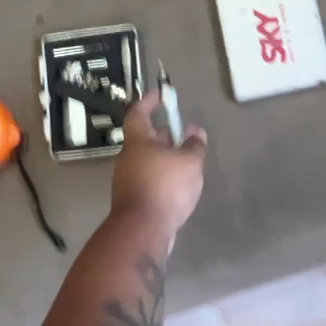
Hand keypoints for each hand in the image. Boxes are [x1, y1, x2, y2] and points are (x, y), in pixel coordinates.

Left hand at [111, 88, 207, 232]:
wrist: (142, 231)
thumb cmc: (164, 187)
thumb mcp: (189, 162)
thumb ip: (195, 144)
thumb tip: (196, 131)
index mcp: (138, 142)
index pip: (138, 113)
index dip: (149, 102)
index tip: (161, 94)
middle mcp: (129, 158)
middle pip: (144, 138)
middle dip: (163, 133)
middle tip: (182, 131)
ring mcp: (129, 180)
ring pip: (149, 160)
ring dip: (166, 156)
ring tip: (187, 158)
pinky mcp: (135, 199)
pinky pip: (150, 178)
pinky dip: (164, 175)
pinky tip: (180, 183)